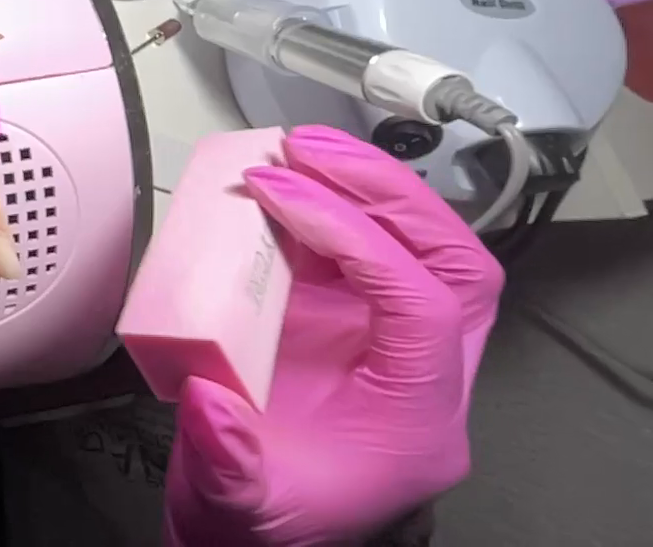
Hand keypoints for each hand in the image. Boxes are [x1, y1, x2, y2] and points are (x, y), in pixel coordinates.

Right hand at [164, 126, 503, 546]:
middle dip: (386, 192)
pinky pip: (348, 246)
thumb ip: (226, 459)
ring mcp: (378, 337)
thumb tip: (210, 400)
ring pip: (414, 245)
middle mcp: (412, 366)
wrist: (250, 519)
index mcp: (412, 413)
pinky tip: (275, 182)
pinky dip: (318, 204)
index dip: (354, 236)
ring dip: (361, 186)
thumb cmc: (259, 512)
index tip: (277, 193)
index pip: (422, 302)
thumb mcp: (239, 501)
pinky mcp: (334, 316)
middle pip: (449, 261)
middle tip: (307, 150)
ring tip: (295, 148)